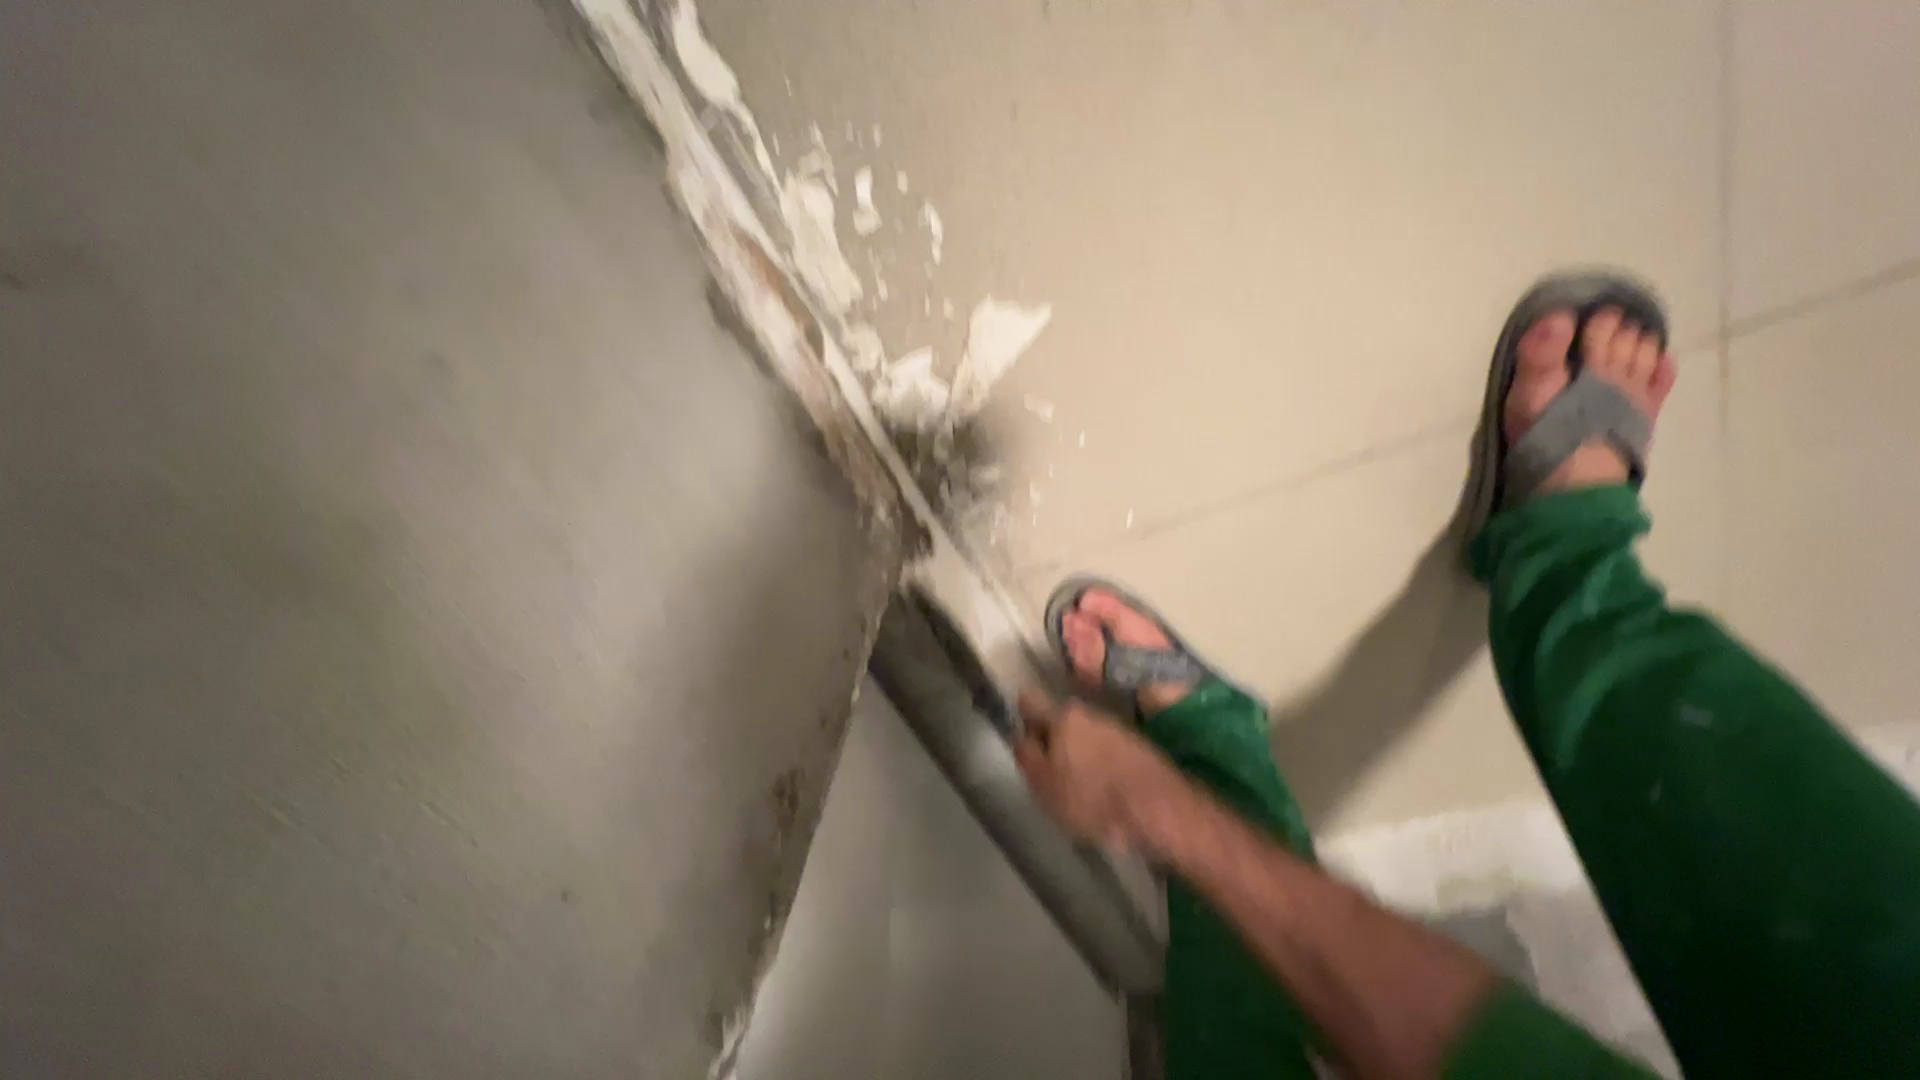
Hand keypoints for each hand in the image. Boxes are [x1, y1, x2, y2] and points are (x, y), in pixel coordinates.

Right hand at [1014, 689, 1187, 852]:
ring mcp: (1119, 730)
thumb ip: (1027, 756)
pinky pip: (1108, 753)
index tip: (1021, 736)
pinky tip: (1101, 791)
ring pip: (1086, 737)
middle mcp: (1092, 713)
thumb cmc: (1091, 797)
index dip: (1022, 718)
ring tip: (1075, 785)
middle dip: (1053, 739)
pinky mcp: (1140, 750)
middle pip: (1062, 721)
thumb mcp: (1043, 784)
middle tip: (1046, 770)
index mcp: (1064, 716)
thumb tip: (1022, 736)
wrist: (1158, 810)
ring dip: (1079, 754)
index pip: (1031, 703)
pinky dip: (1101, 766)